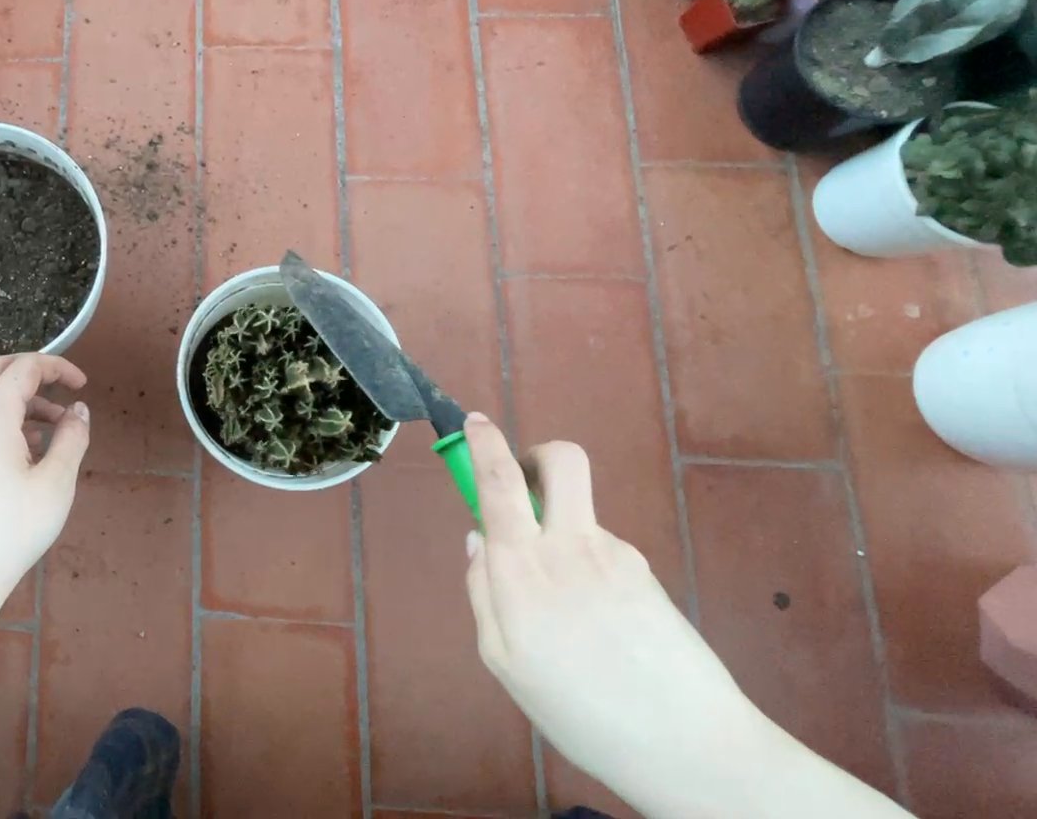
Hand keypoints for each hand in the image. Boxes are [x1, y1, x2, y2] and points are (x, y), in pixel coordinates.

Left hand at [0, 354, 90, 621]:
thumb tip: (79, 410)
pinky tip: (27, 451)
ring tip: (55, 428)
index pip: (24, 367)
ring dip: (21, 401)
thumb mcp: (56, 483)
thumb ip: (72, 438)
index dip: (56, 366)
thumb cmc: (13, 529)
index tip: (82, 384)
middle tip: (66, 390)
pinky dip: (5, 421)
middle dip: (35, 373)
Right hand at [461, 414, 771, 798]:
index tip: (475, 421)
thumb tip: (479, 541)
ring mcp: (619, 558)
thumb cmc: (581, 711)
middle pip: (563, 462)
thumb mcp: (503, 660)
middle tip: (523, 487)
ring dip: (561, 538)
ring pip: (580, 519)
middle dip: (538, 455)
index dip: (484, 442)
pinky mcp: (649, 578)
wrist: (696, 750)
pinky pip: (603, 557)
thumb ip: (482, 592)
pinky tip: (597, 630)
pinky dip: (587, 574)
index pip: (500, 481)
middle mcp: (572, 546)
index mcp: (524, 566)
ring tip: (564, 616)